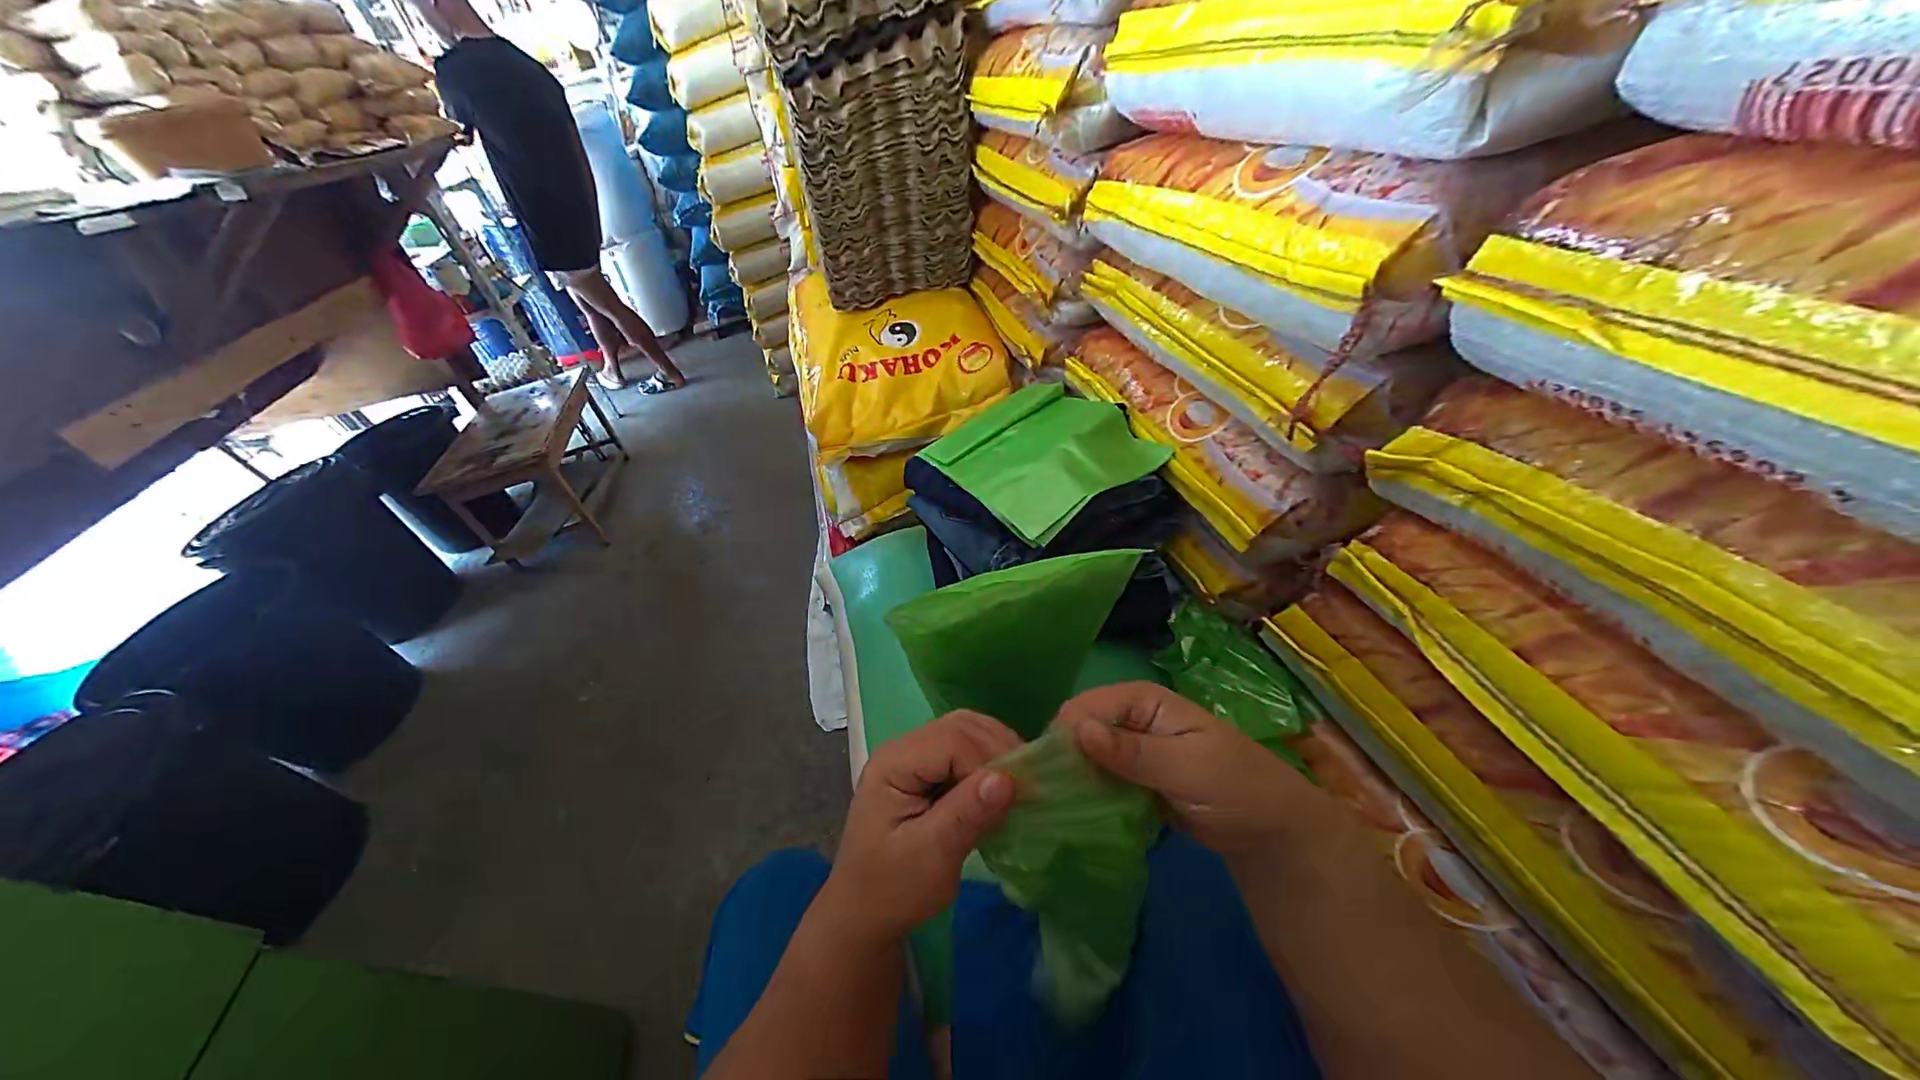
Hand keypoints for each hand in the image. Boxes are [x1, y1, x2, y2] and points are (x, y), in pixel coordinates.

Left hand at [820, 710, 1019, 939]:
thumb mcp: (931, 857)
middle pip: (961, 726)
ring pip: (966, 731)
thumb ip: (967, 814)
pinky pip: (964, 749)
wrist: (864, 913)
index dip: (993, 760)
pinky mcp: (926, 770)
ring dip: (997, 753)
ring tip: (1018, 788)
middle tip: (1027, 789)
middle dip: (999, 750)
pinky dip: (988, 762)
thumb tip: (1008, 779)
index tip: (1024, 795)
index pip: (954, 739)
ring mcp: (913, 756)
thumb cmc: (893, 889)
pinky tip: (1001, 789)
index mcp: (894, 763)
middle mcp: (902, 748)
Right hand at [1059, 682, 1319, 856]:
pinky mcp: (1130, 779)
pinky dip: (1087, 795)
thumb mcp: (1187, 767)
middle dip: (1063, 759)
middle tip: (1048, 797)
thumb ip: (1133, 752)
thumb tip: (1078, 730)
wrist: (1272, 830)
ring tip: (1055, 809)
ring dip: (1072, 780)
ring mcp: (1130, 750)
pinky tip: (1075, 815)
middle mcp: (1130, 718)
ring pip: (1084, 757)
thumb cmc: (1237, 787)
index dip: (1063, 736)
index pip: (1086, 708)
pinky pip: (1097, 780)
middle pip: (1079, 730)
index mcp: (1143, 700)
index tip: (1044, 774)